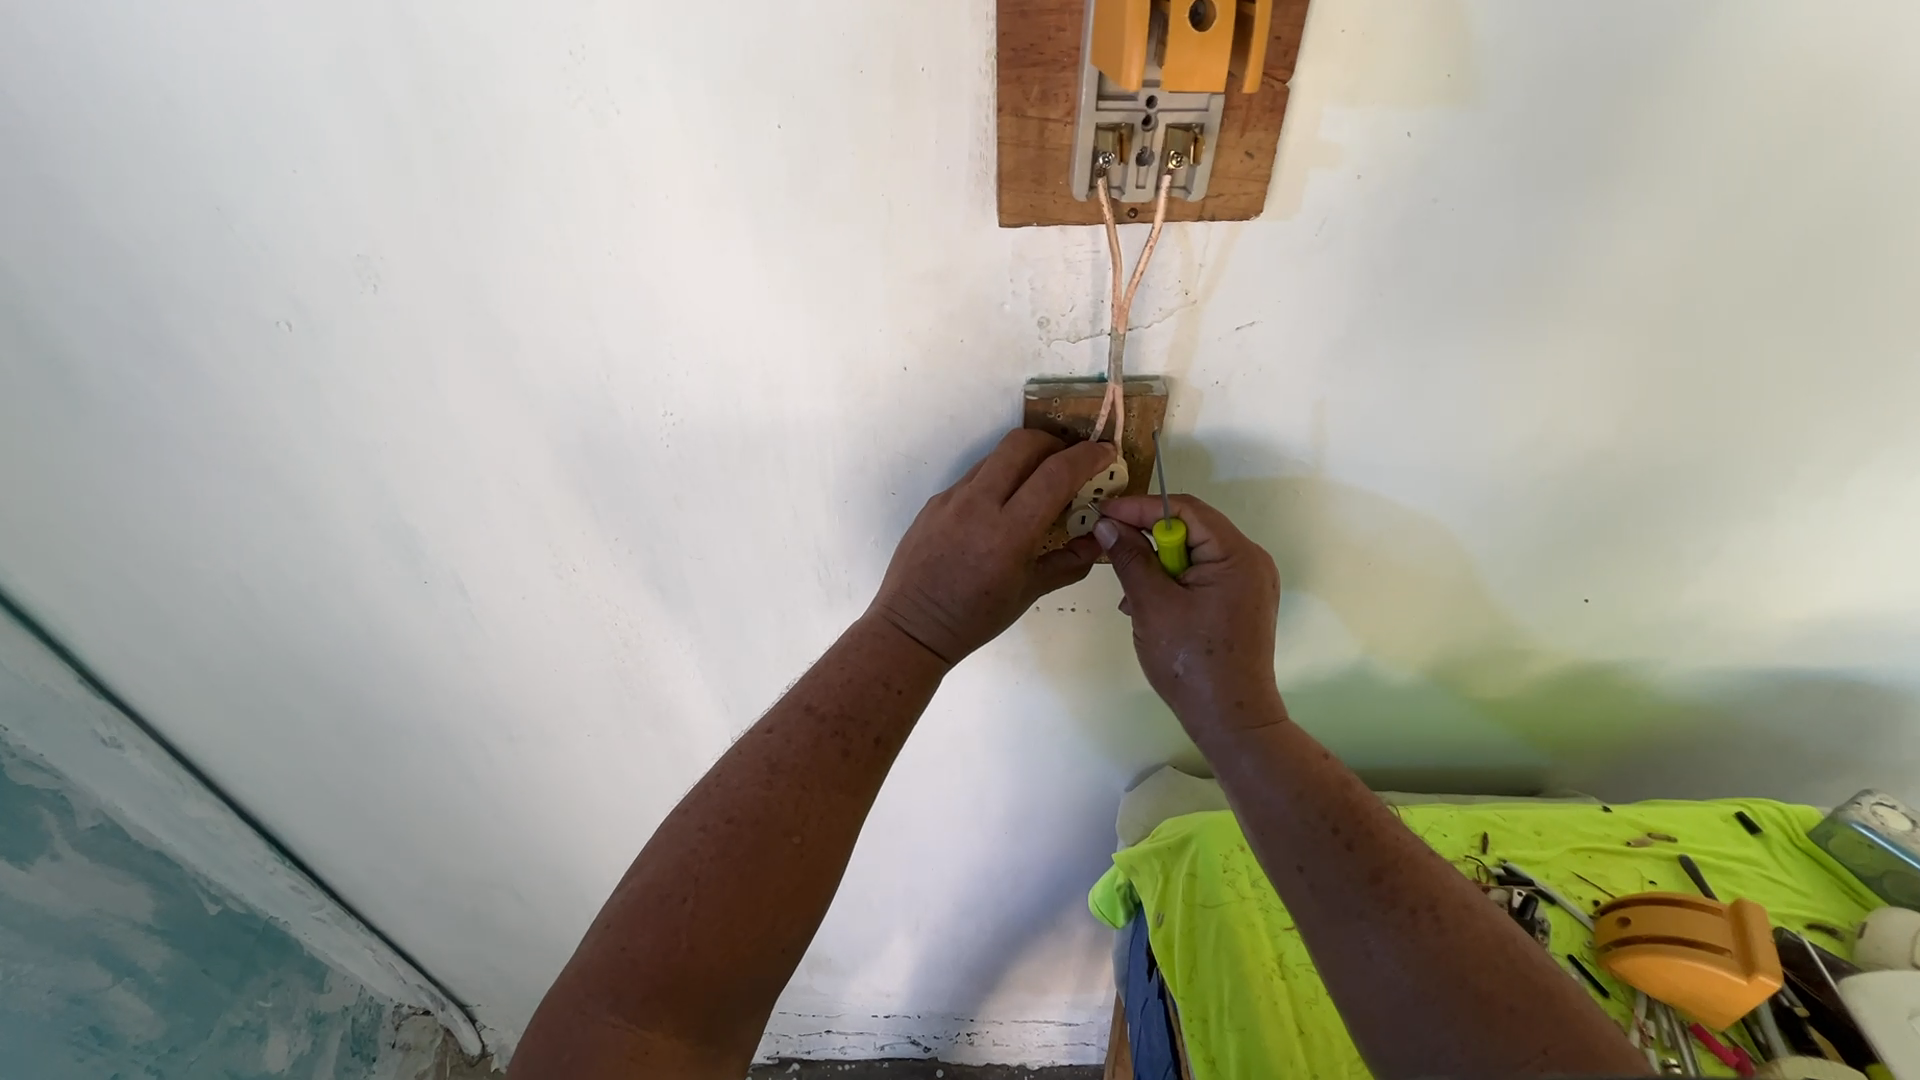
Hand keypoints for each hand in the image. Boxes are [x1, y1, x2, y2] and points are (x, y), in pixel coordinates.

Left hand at [869, 430, 1115, 665]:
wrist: (912, 626)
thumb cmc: (975, 618)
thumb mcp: (1030, 592)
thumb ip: (1070, 561)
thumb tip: (1099, 538)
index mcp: (1008, 532)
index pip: (1055, 474)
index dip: (1087, 457)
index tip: (1106, 453)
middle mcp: (978, 505)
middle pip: (1022, 444)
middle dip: (1055, 443)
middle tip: (1070, 461)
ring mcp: (951, 499)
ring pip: (995, 457)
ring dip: (1024, 459)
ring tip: (1039, 483)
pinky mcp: (935, 502)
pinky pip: (973, 477)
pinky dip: (998, 479)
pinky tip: (1003, 507)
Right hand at [1093, 495, 1285, 740]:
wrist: (1230, 719)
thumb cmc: (1190, 660)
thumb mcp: (1151, 604)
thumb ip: (1129, 558)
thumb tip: (1108, 524)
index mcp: (1236, 555)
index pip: (1185, 509)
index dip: (1140, 508)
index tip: (1103, 514)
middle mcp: (1250, 561)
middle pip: (1191, 529)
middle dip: (1147, 538)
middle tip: (1110, 548)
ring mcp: (1249, 584)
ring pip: (1193, 554)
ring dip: (1156, 564)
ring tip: (1129, 592)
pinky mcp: (1241, 604)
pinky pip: (1202, 576)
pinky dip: (1172, 583)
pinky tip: (1149, 606)